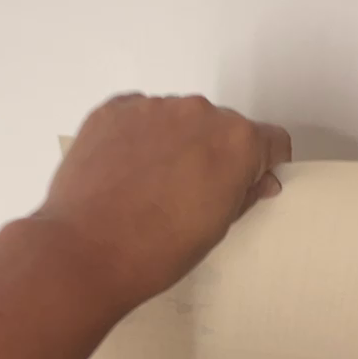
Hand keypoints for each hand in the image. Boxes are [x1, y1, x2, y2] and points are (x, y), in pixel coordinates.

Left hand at [35, 94, 290, 307]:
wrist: (86, 250)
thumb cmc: (159, 249)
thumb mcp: (217, 228)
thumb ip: (245, 193)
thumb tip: (260, 180)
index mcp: (237, 141)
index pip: (271, 141)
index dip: (262, 165)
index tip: (246, 184)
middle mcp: (199, 112)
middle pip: (221, 127)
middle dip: (214, 153)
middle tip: (191, 193)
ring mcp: (153, 107)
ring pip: (178, 119)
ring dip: (174, 143)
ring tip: (150, 186)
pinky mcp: (112, 110)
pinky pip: (139, 117)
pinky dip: (139, 138)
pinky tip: (125, 173)